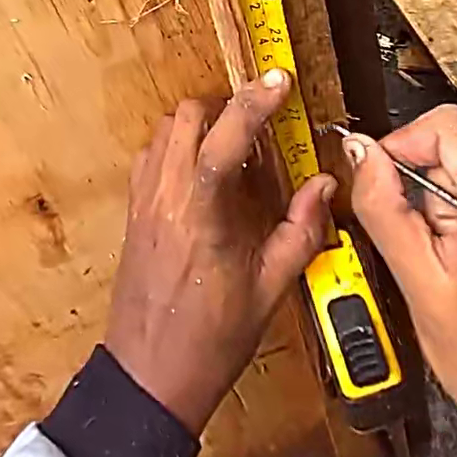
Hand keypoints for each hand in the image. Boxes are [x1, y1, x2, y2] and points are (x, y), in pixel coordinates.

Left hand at [105, 69, 336, 432]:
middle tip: (257, 119)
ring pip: (166, 127)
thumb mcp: (270, 287)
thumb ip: (302, 229)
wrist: (149, 376)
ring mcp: (144, 198)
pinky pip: (151, 152)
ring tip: (232, 144)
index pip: (228, 133)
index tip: (278, 81)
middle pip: (189, 114)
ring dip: (200, 121)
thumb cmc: (210, 338)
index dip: (256, 99)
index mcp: (202, 211)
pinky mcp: (133, 208)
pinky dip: (177, 143)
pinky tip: (201, 170)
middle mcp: (166, 193)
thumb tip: (323, 185)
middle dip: (226, 104)